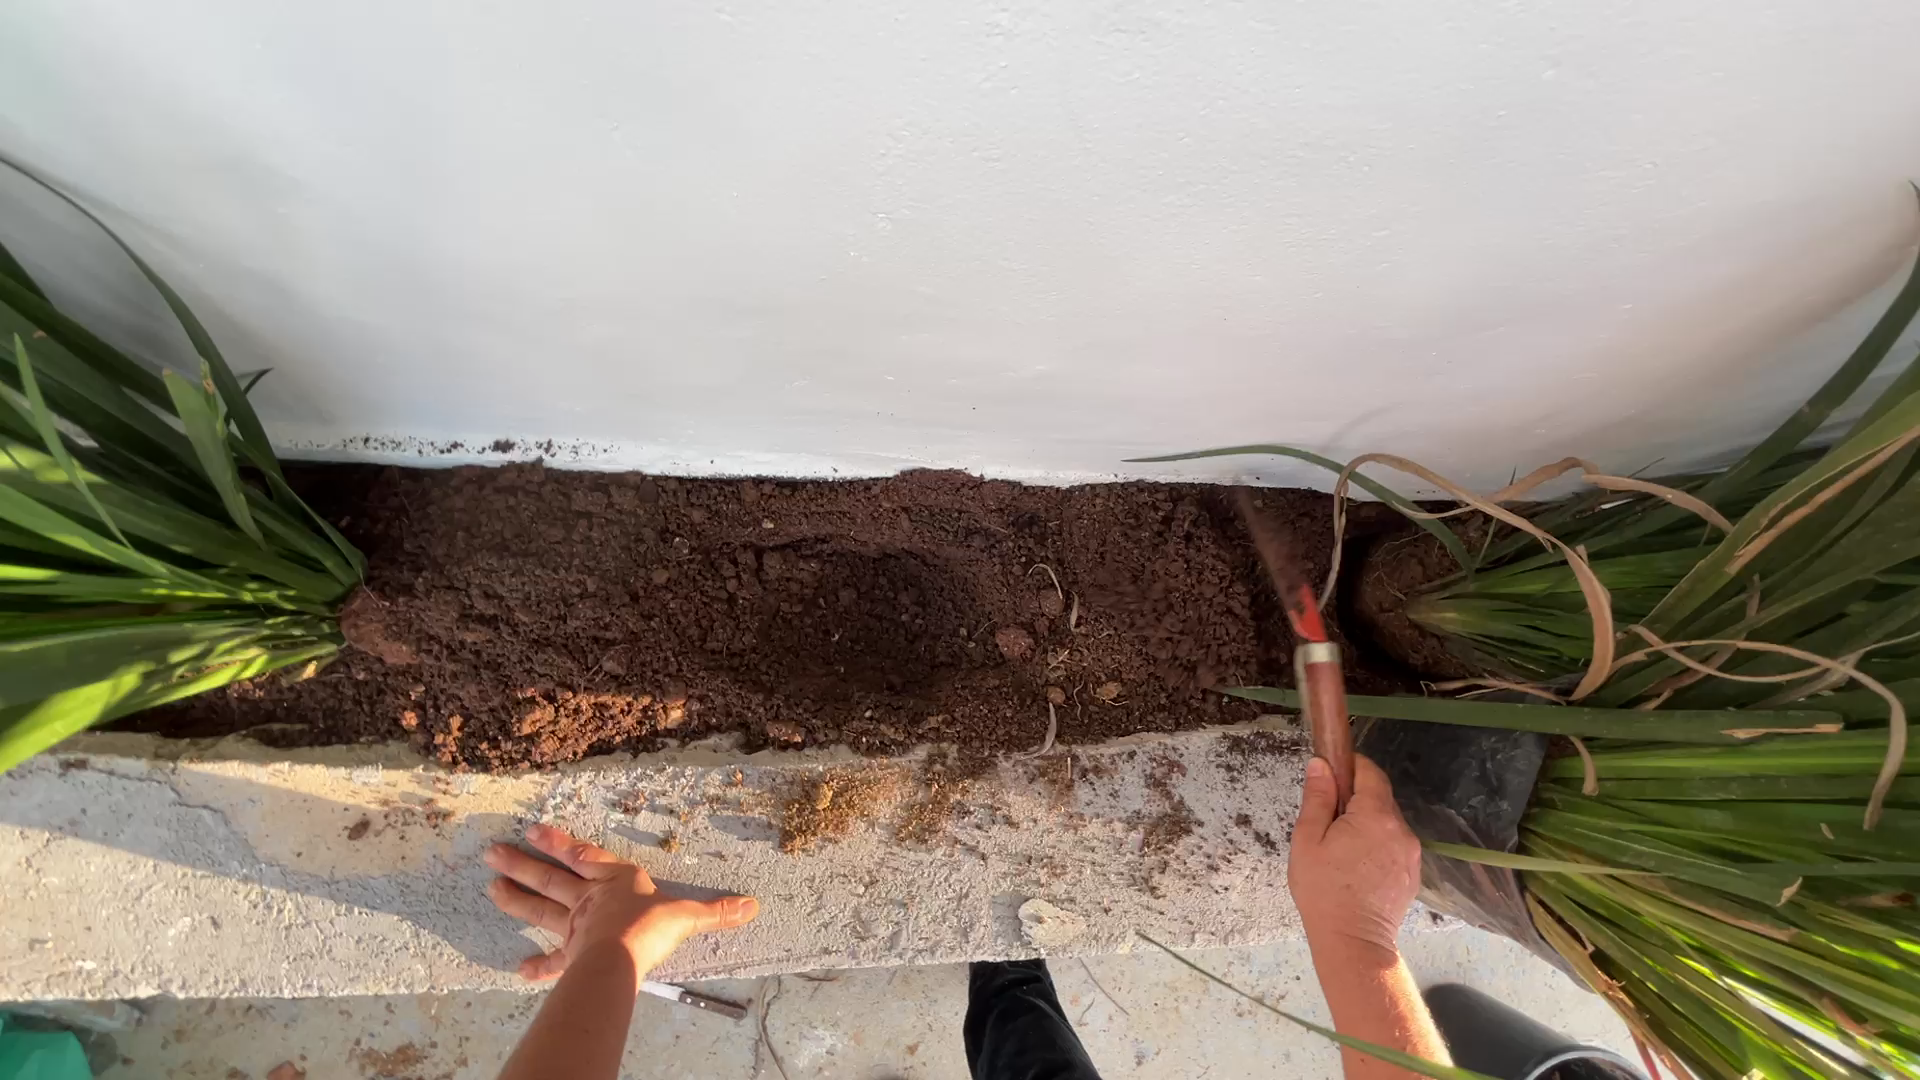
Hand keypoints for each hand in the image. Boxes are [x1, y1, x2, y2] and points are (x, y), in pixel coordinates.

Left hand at [484, 823, 759, 980]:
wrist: (622, 960)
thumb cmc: (651, 928)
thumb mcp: (689, 915)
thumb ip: (718, 911)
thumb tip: (753, 905)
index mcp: (616, 880)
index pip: (585, 856)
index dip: (560, 843)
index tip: (533, 830)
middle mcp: (590, 898)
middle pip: (551, 878)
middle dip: (522, 864)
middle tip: (492, 851)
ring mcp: (574, 927)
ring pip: (540, 908)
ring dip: (515, 897)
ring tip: (489, 885)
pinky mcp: (569, 957)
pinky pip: (550, 960)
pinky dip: (535, 965)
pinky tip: (517, 968)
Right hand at [1288, 754, 1420, 958]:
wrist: (1352, 942)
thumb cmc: (1322, 888)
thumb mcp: (1307, 837)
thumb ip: (1317, 797)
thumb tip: (1321, 764)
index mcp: (1376, 816)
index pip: (1371, 772)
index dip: (1350, 766)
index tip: (1329, 773)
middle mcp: (1401, 831)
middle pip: (1379, 796)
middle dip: (1354, 797)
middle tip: (1325, 817)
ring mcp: (1411, 854)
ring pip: (1386, 821)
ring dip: (1364, 821)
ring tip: (1338, 845)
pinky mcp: (1412, 873)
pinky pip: (1393, 843)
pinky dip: (1375, 842)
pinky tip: (1354, 863)